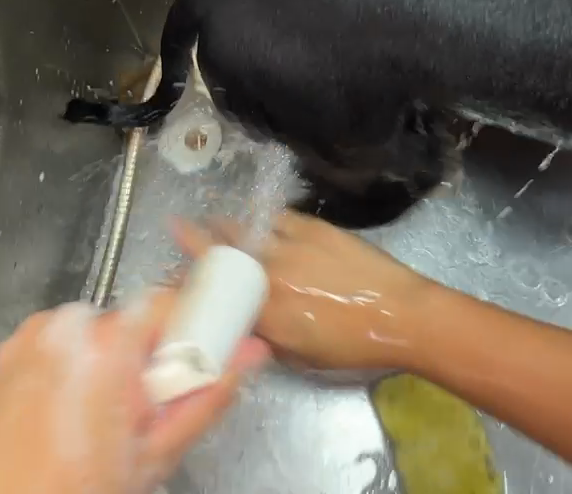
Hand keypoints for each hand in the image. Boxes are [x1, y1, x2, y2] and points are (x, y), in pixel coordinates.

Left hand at [0, 292, 268, 493]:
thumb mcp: (153, 456)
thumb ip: (207, 397)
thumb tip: (249, 354)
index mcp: (107, 342)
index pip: (169, 300)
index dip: (188, 327)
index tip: (196, 353)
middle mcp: (66, 325)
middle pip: (130, 321)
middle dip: (143, 359)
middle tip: (139, 414)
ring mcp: (32, 336)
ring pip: (93, 334)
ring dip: (105, 365)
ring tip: (96, 422)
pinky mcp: (8, 350)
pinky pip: (57, 344)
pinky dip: (69, 370)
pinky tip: (64, 415)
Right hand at [175, 211, 437, 371]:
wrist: (400, 314)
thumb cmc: (353, 346)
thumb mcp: (302, 356)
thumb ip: (267, 337)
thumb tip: (246, 323)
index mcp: (268, 312)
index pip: (216, 293)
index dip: (188, 282)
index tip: (171, 276)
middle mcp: (272, 274)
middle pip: (222, 252)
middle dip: (195, 241)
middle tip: (178, 230)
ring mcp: (291, 245)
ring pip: (245, 228)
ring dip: (222, 225)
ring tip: (209, 220)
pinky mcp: (312, 226)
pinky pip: (275, 216)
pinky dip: (260, 217)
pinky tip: (254, 216)